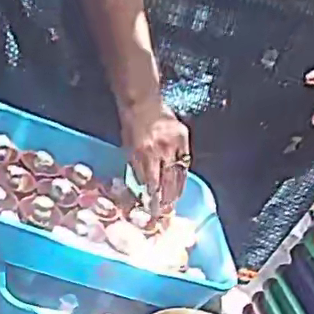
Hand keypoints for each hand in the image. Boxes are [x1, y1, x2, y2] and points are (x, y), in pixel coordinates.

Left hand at [119, 97, 190, 212]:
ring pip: (178, 173)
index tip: (154, 212)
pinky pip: (185, 160)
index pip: (152, 184)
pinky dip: (183, 173)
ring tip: (174, 201)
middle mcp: (161, 149)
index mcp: (145, 154)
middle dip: (167, 199)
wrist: (142, 101)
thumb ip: (137, 171)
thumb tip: (144, 191)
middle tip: (166, 210)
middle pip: (168, 182)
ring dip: (177, 190)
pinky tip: (180, 183)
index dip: (154, 200)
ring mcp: (174, 142)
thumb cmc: (131, 128)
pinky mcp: (183, 136)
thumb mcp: (128, 152)